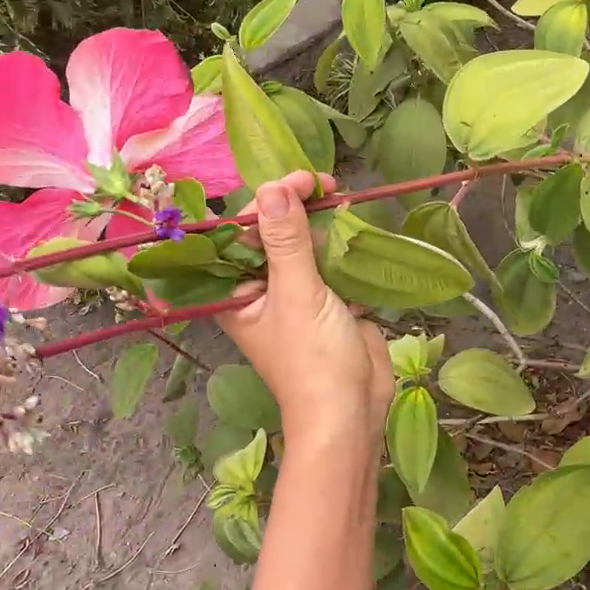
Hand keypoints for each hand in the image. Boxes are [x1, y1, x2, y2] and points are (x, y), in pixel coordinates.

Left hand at [214, 172, 389, 448]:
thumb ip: (286, 240)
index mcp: (236, 293)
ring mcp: (296, 295)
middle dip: (295, 204)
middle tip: (326, 183)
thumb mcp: (298, 294)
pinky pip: (328, 262)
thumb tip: (273, 186)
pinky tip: (353, 223)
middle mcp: (261, 290)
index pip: (239, 233)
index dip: (265, 202)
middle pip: (271, 234)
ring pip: (302, 244)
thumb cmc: (313, 359)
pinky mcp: (328, 300)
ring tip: (341, 195)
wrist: (352, 410)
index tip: (299, 180)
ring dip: (319, 220)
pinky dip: (339, 243)